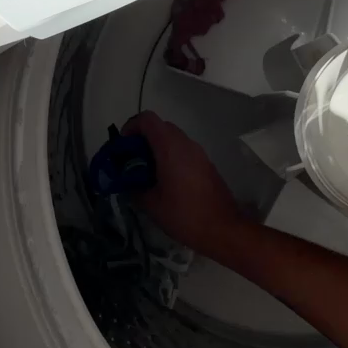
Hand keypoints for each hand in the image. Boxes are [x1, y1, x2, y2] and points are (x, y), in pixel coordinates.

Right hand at [123, 111, 249, 254]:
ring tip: (147, 173)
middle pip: (160, 126)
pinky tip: (166, 181)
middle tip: (132, 162)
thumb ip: (134, 188)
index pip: (147, 119)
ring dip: (157, 149)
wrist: (223, 228)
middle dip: (143, 139)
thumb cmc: (184, 215)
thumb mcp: (152, 205)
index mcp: (170, 148)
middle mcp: (186, 144)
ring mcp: (199, 152)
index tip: (123, 147)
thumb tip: (127, 182)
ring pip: (173, 138)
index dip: (131, 127)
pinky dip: (171, 156)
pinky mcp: (206, 163)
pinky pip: (184, 150)